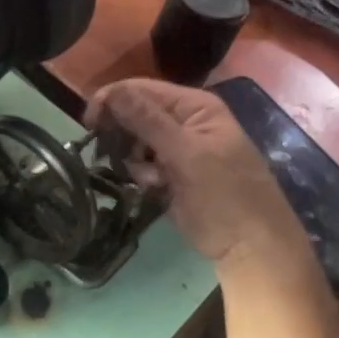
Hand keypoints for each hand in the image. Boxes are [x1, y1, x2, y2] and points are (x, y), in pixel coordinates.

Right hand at [88, 79, 310, 269]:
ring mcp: (178, 149)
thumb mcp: (186, 154)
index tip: (88, 124)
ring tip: (150, 181)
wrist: (250, 247)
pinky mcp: (171, 175)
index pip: (141, 90)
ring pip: (134, 142)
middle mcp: (185, 122)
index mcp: (195, 106)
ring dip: (134, 161)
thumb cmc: (225, 195)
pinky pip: (142, 166)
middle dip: (124, 136)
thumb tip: (111, 91)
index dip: (112, 101)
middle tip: (117, 157)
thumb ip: (147, 120)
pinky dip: (142, 177)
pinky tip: (155, 190)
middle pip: (135, 114)